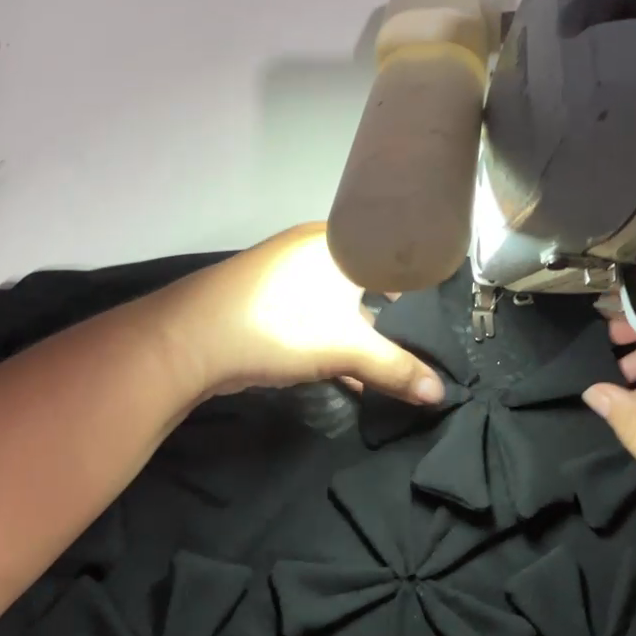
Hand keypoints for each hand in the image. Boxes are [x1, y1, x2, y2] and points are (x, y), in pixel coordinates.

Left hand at [155, 223, 446, 403]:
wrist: (190, 340)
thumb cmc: (281, 326)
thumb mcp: (347, 348)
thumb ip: (396, 369)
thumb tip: (441, 394)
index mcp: (338, 242)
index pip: (393, 251)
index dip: (421, 281)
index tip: (445, 311)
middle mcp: (311, 251)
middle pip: (366, 283)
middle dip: (392, 317)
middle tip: (425, 344)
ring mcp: (283, 278)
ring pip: (337, 306)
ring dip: (360, 336)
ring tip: (394, 365)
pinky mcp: (264, 307)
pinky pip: (313, 323)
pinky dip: (333, 347)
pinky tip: (354, 378)